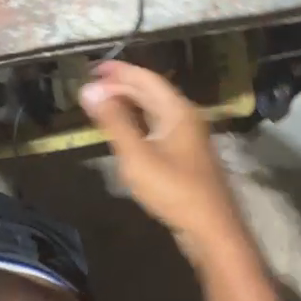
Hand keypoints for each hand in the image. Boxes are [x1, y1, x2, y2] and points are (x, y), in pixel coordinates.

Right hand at [78, 61, 243, 253]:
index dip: (119, 70)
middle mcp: (185, 116)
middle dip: (122, 84)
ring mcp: (188, 136)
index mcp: (176, 110)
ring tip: (104, 102)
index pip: (146, 78)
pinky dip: (138, 118)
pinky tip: (127, 129)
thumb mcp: (137, 156)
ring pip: (155, 108)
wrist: (212, 231)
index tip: (93, 68)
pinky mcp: (186, 154)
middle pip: (151, 91)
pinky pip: (158, 124)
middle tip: (93, 85)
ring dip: (130, 101)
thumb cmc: (174, 190)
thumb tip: (88, 90)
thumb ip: (113, 122)